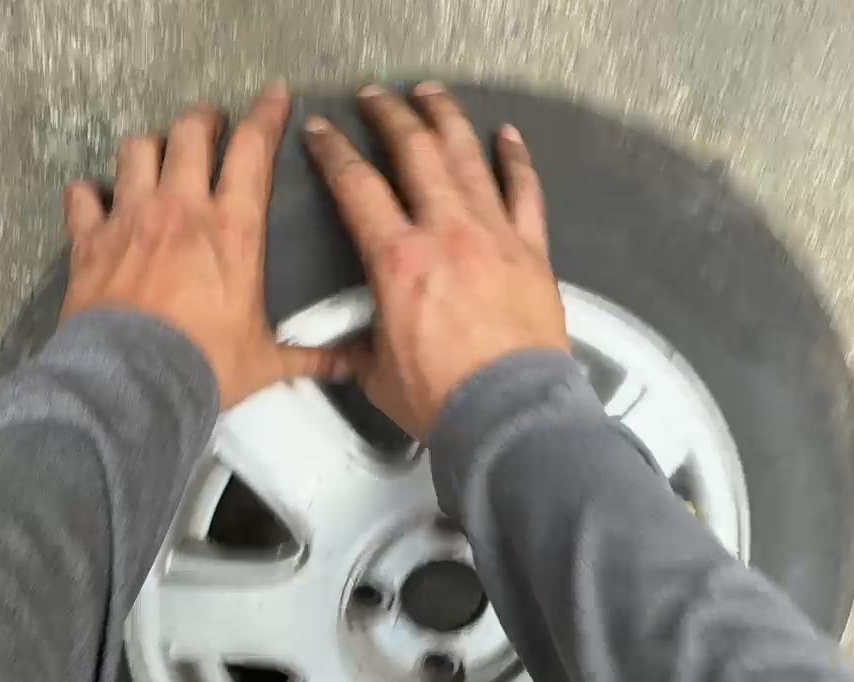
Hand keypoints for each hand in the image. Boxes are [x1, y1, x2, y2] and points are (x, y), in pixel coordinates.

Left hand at [62, 82, 335, 408]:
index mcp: (233, 229)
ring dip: (149, 146)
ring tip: (157, 156)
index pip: (253, 151)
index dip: (266, 115)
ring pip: (136, 149)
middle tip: (210, 125)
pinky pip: (83, 195)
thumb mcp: (266, 363)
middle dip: (203, 120)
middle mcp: (182, 207)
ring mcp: (131, 217)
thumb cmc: (208, 365)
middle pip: (189, 132)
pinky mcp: (89, 238)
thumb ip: (308, 358)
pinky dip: (90, 193)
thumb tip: (351, 368)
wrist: (137, 380)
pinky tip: (96, 199)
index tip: (274, 94)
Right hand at [302, 83, 568, 438]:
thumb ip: (363, 347)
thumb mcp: (379, 374)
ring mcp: (494, 235)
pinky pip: (525, 191)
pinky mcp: (531, 251)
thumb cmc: (441, 399)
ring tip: (429, 95)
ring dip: (445, 119)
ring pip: (468, 157)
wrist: (508, 415)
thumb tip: (353, 346)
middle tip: (375, 98)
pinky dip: (515, 159)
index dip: (334, 153)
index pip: (356, 188)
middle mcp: (446, 233)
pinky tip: (507, 135)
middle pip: (415, 151)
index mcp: (398, 262)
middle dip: (389, 116)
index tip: (322, 132)